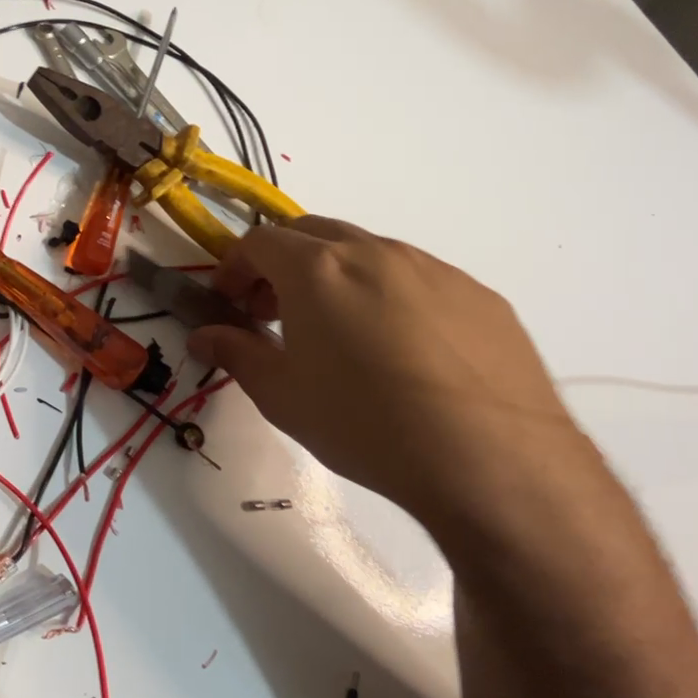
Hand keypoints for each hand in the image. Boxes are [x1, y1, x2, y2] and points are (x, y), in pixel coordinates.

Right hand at [186, 217, 591, 526]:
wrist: (494, 464)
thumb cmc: (364, 424)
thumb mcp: (281, 396)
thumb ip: (235, 353)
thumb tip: (203, 335)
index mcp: (317, 270)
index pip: (259, 241)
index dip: (234, 267)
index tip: (229, 303)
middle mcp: (376, 253)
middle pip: (313, 233)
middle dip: (282, 263)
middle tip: (275, 312)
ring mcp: (435, 271)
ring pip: (369, 253)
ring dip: (337, 277)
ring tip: (339, 334)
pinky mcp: (482, 297)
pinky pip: (419, 280)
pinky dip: (390, 297)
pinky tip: (401, 354)